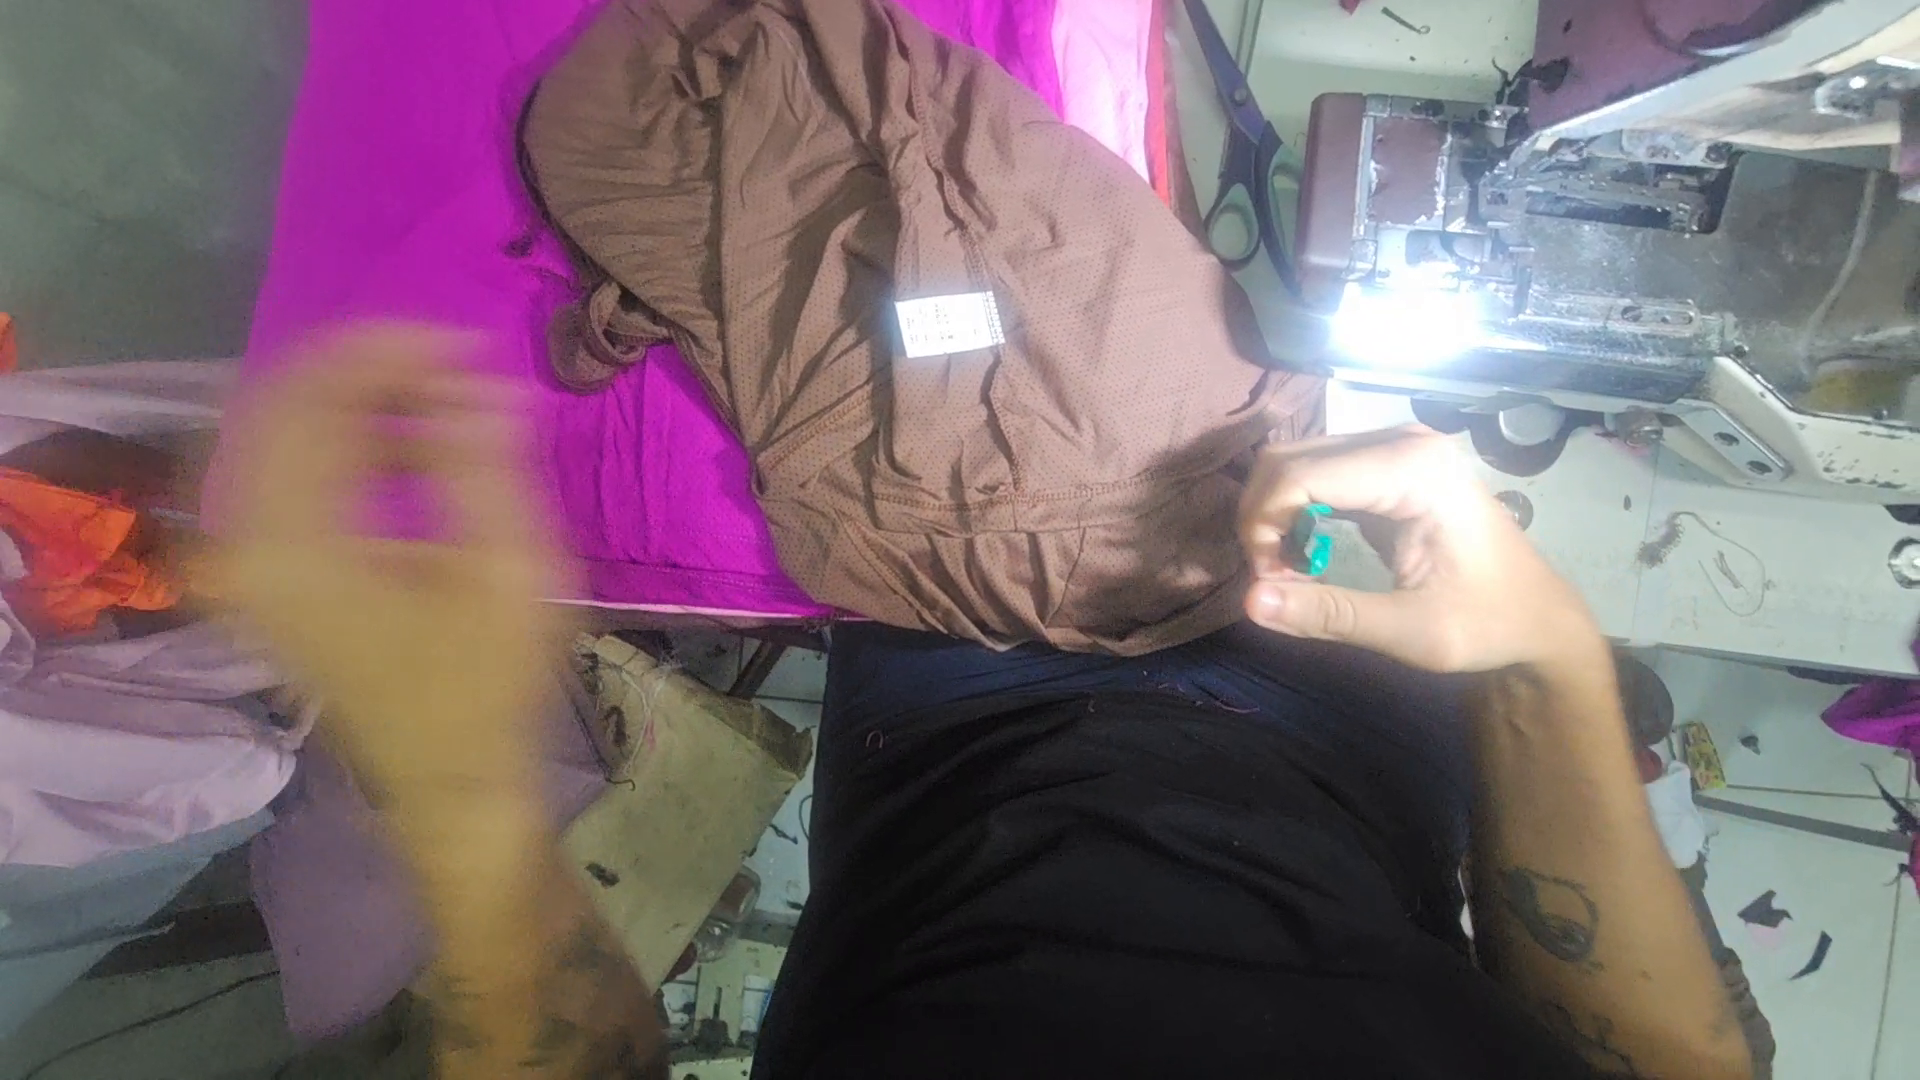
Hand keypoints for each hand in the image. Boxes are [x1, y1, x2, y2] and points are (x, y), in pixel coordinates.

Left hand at [209, 324, 563, 802]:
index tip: (464, 342)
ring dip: (370, 412)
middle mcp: (243, 546)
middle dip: (377, 375)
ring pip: (288, 444)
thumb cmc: (490, 681)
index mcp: (292, 544)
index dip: (384, 354)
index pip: (309, 402)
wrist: (454, 772)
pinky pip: (297, 482)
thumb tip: (482, 391)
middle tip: (464, 368)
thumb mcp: (511, 572)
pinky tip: (420, 455)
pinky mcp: (272, 579)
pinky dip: (357, 452)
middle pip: (286, 413)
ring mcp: (249, 565)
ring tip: (455, 407)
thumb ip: (490, 472)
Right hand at [1238, 425, 1602, 672]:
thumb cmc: (1487, 625)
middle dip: (1262, 519)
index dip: (1264, 528)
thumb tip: (1250, 601)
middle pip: (1285, 460)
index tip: (1270, 581)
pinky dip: (1291, 510)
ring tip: (1288, 567)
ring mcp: (1391, 446)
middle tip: (1273, 576)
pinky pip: (1310, 472)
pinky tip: (1304, 550)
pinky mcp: (1382, 461)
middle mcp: (1399, 442)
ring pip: (1290, 462)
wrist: (1539, 618)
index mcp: (1413, 470)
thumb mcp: (1410, 632)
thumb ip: (1329, 614)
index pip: (1297, 476)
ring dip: (1272, 515)